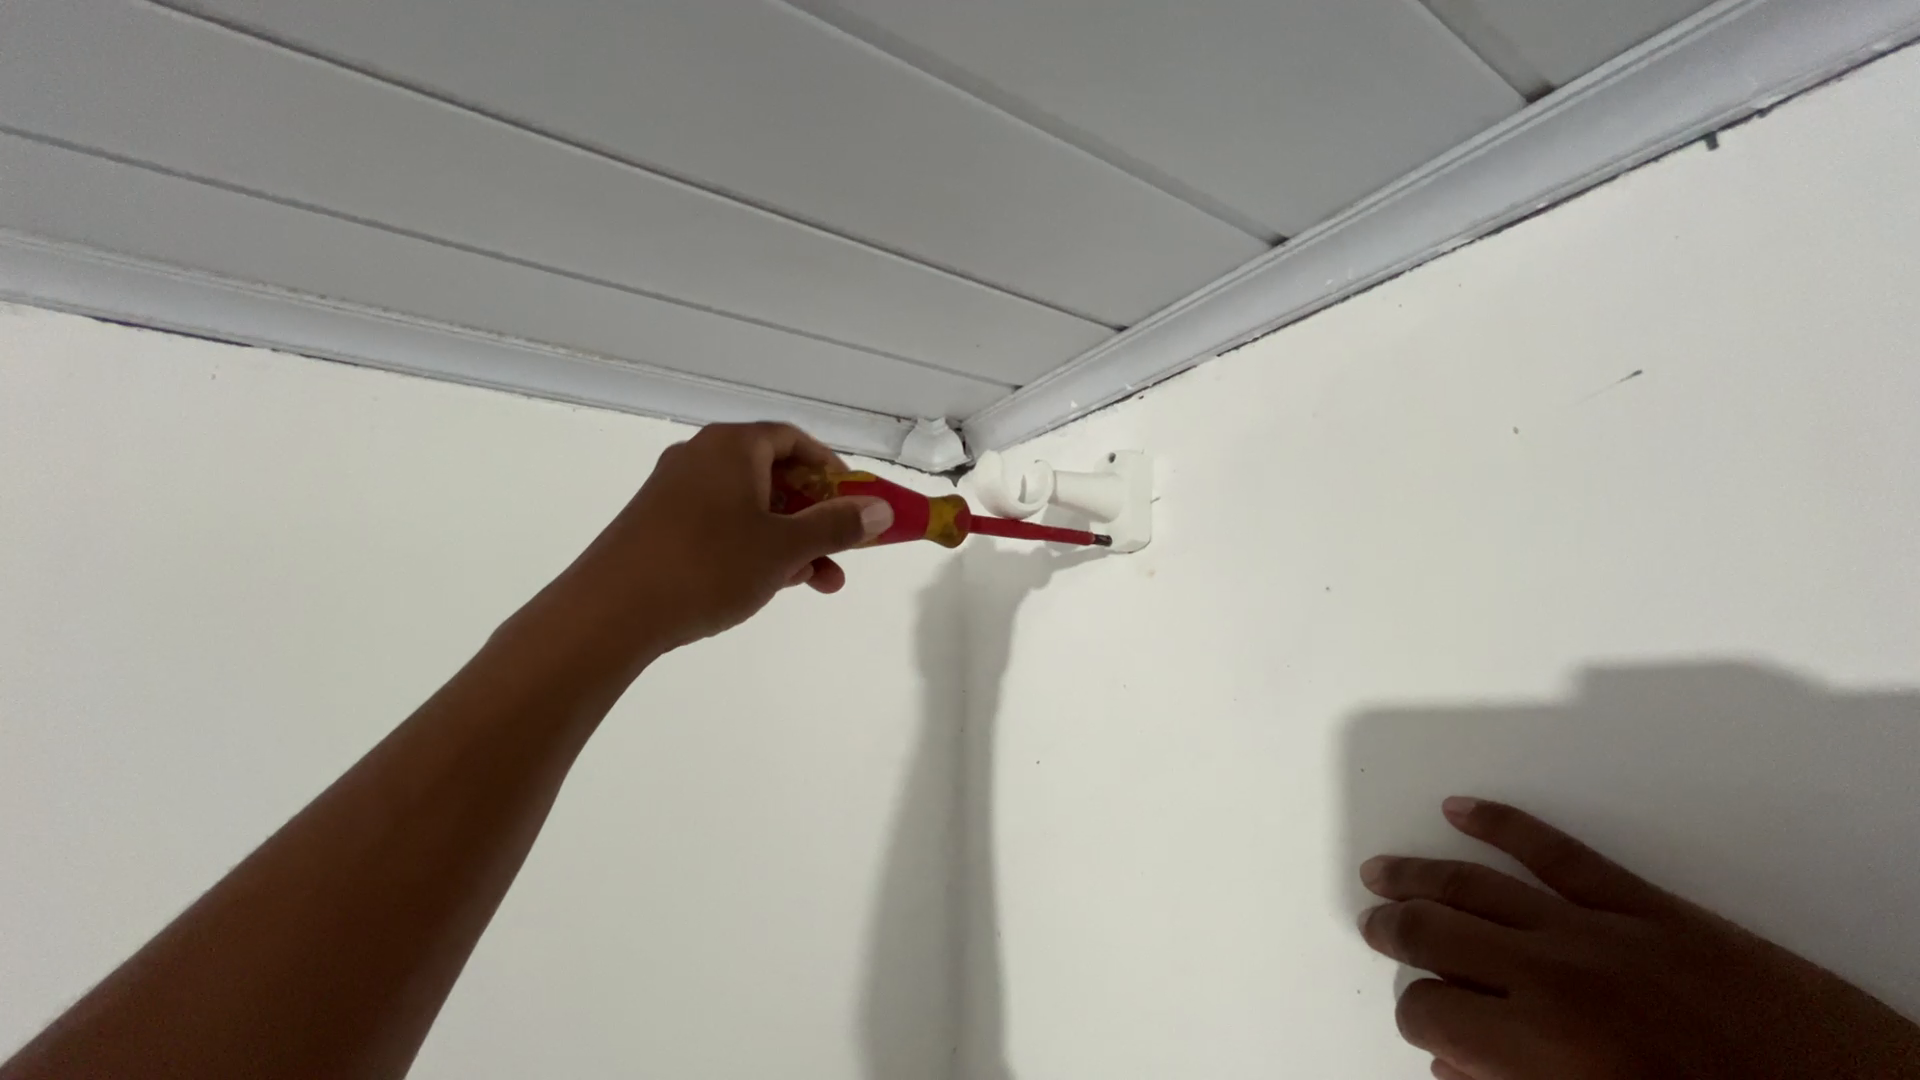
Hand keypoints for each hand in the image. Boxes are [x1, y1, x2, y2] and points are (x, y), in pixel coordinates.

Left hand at [525, 422, 892, 663]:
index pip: (794, 440)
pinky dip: (753, 548)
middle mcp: (701, 459)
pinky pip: (721, 526)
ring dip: (789, 540)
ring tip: (816, 581)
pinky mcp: (658, 526)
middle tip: (842, 550)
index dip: (831, 469)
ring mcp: (675, 493)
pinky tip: (768, 585)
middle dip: (815, 515)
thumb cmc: (708, 566)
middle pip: (774, 475)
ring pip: (749, 508)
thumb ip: (836, 526)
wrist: (609, 612)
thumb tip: (879, 510)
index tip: (855, 502)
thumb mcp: (784, 548)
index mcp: (732, 447)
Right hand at [1358, 798, 1919, 1079]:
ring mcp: (1598, 931)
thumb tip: (1454, 1070)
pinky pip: (1556, 851)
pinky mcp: (1646, 906)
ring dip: (1419, 875)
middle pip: (1436, 933)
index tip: (1425, 1032)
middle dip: (1392, 931)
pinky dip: (1502, 824)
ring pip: (1476, 885)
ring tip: (1383, 872)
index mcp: (1546, 1049)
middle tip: (1371, 925)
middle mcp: (1554, 977)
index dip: (1417, 1021)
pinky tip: (1461, 809)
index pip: (1433, 1011)